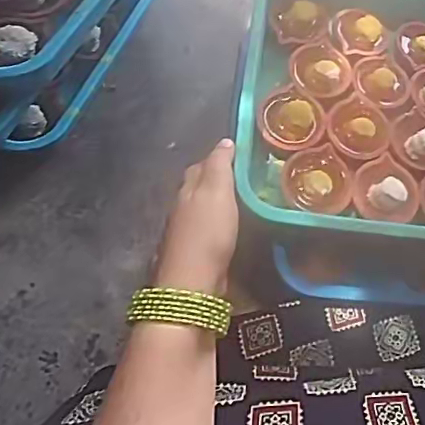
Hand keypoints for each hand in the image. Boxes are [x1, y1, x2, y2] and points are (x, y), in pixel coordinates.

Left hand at [151, 139, 238, 295]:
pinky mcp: (193, 252)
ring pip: (200, 207)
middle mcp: (181, 206)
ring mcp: (184, 231)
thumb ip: (220, 165)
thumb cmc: (208, 232)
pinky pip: (205, 228)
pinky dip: (216, 222)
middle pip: (197, 185)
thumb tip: (225, 141)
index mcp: (188, 188)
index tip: (240, 154)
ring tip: (239, 200)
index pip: (201, 165)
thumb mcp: (217, 192)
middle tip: (242, 176)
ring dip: (215, 202)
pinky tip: (228, 227)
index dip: (218, 157)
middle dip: (215, 178)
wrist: (193, 283)